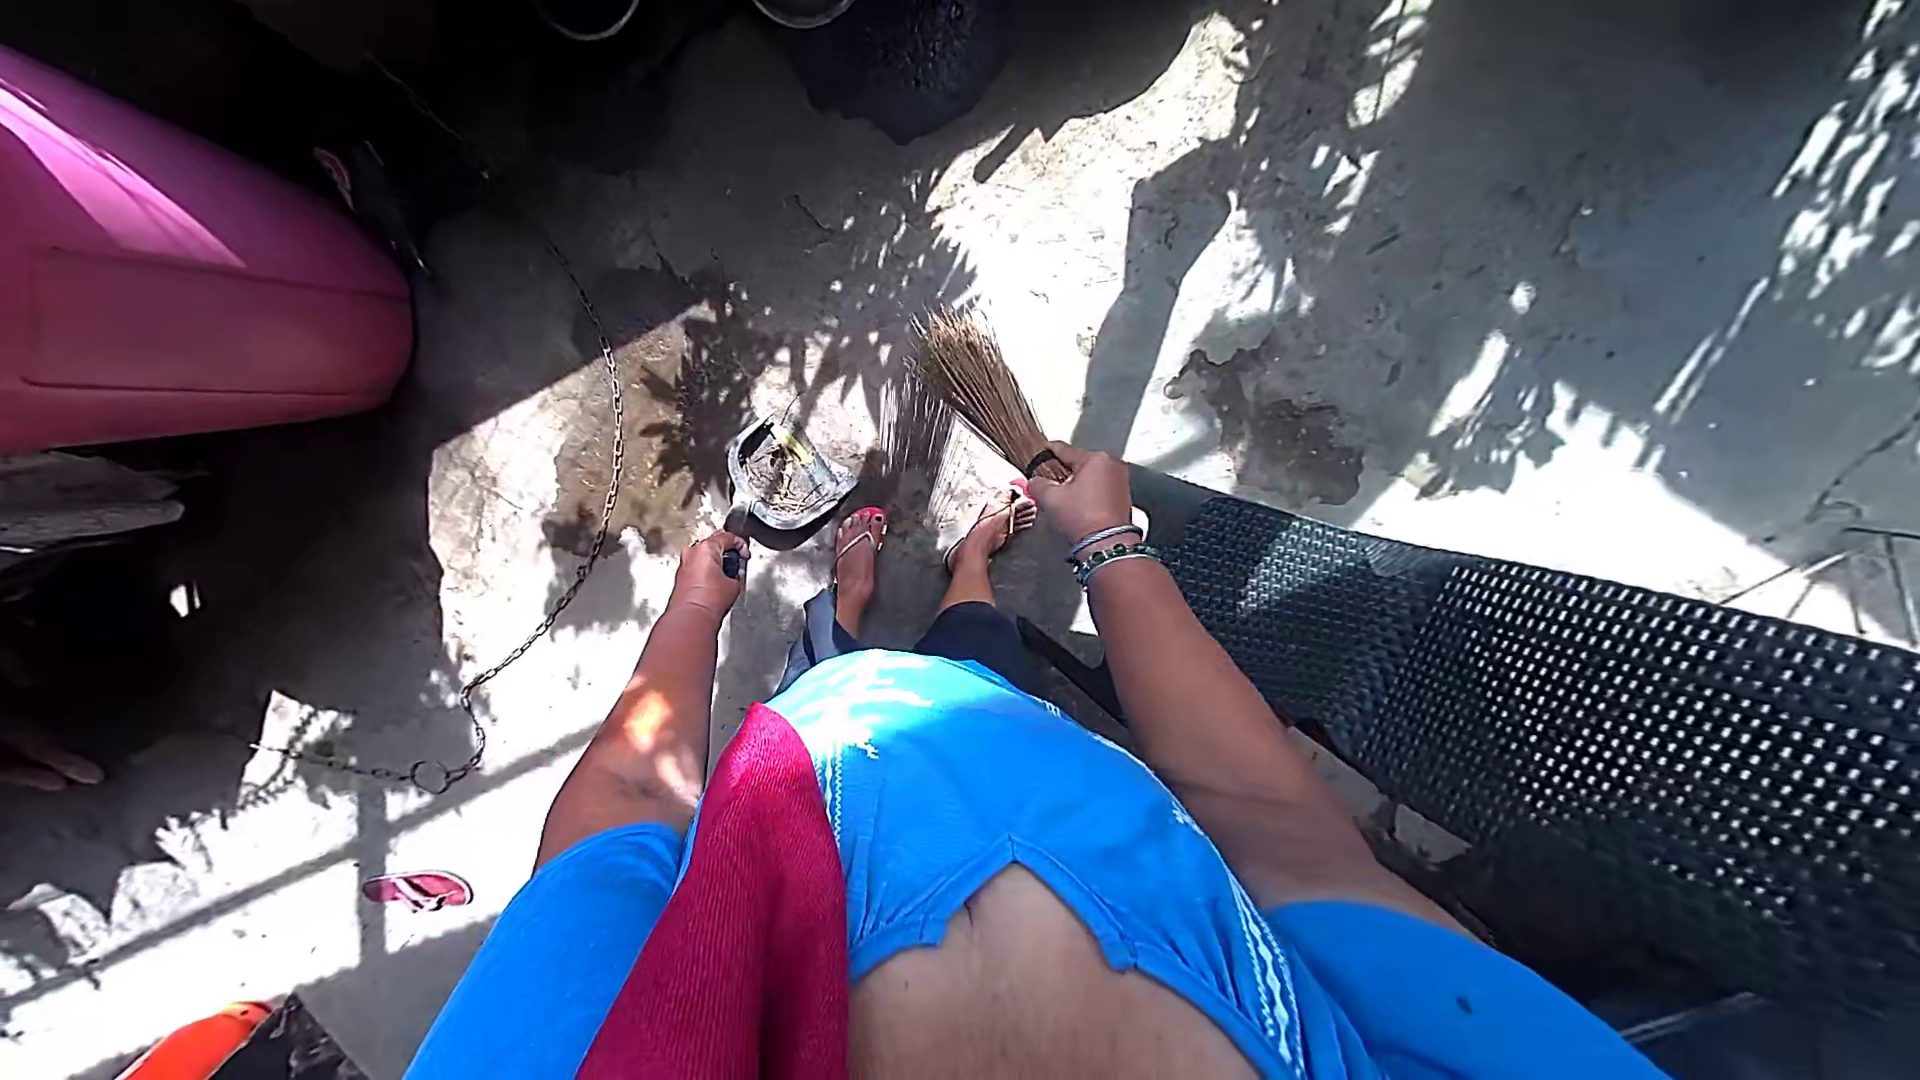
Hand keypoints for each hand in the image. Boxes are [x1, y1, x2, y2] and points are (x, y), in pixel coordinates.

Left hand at [667, 530, 749, 620]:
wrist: (692, 617)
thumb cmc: (708, 600)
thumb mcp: (734, 582)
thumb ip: (735, 571)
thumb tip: (733, 573)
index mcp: (706, 548)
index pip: (728, 536)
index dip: (741, 544)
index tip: (745, 553)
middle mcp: (692, 552)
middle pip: (713, 542)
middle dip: (727, 549)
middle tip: (738, 558)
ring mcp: (685, 563)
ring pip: (704, 554)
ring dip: (716, 559)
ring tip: (728, 571)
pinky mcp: (681, 575)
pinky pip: (697, 565)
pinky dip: (707, 568)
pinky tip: (716, 579)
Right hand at [1026, 441, 1134, 545]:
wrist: (1107, 544)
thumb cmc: (1082, 518)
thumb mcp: (1050, 498)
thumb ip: (1037, 484)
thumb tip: (1033, 482)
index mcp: (1095, 459)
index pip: (1065, 449)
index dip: (1048, 450)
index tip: (1041, 450)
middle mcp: (1112, 465)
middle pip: (1079, 463)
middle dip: (1062, 471)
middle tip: (1047, 481)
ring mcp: (1120, 481)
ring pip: (1090, 476)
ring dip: (1075, 483)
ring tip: (1061, 496)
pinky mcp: (1123, 496)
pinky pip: (1100, 488)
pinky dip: (1087, 492)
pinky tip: (1077, 504)